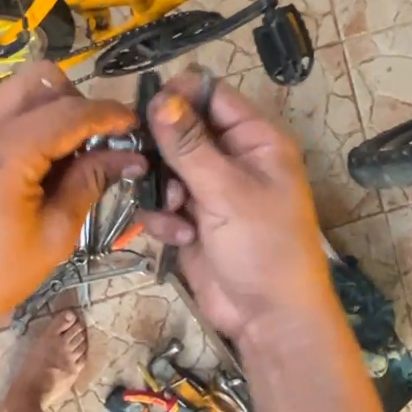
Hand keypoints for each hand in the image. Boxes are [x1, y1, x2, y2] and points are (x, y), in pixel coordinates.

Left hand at [0, 61, 144, 343]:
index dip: (109, 115)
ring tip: (67, 157)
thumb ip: (89, 183)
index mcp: (4, 151)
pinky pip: (0, 107)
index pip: (71, 111)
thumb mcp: (54, 235)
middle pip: (43, 80)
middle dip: (78, 103)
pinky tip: (37, 160)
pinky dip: (26, 119)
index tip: (135, 127)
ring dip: (51, 108)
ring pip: (20, 88)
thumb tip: (128, 156)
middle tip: (96, 144)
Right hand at [137, 68, 343, 346]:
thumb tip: (160, 98)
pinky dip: (164, 219)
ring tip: (175, 209)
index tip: (145, 106)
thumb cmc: (263, 246)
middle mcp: (232, 159)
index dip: (178, 96)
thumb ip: (188, 144)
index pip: (212, 96)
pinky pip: (162, 205)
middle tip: (143, 163)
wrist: (267, 316)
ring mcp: (210, 192)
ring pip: (165, 170)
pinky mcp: (191, 222)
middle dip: (161, 151)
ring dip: (161, 190)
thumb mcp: (227, 190)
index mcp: (255, 140)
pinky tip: (180, 237)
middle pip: (180, 132)